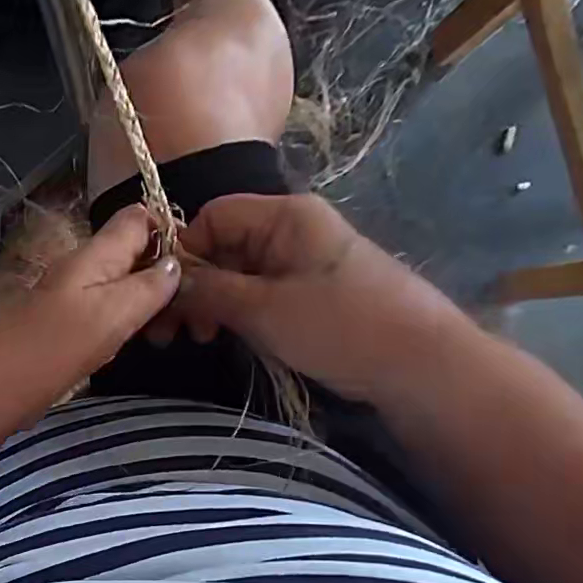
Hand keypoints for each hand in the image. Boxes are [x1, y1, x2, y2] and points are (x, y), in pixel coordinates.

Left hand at [0, 205, 180, 455]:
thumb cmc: (53, 350)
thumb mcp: (111, 315)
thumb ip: (148, 286)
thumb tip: (176, 263)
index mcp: (94, 254)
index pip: (138, 217)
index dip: (169, 232)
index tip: (195, 268)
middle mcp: (82, 267)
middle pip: (134, 252)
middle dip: (164, 275)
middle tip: (189, 313)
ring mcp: (71, 296)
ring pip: (122, 284)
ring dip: (148, 304)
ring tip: (169, 333)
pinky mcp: (65, 323)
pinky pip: (106, 310)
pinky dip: (126, 322)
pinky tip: (135, 342)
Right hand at [158, 194, 468, 397]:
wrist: (420, 366)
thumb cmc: (341, 326)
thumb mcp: (264, 308)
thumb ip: (210, 290)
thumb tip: (168, 280)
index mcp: (284, 216)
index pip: (212, 216)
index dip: (183, 250)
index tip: (163, 294)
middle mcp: (290, 230)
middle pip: (222, 245)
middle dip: (192, 284)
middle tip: (171, 330)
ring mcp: (300, 262)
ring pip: (236, 272)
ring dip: (209, 303)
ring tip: (197, 339)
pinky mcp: (306, 292)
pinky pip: (257, 292)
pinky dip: (234, 312)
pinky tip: (222, 337)